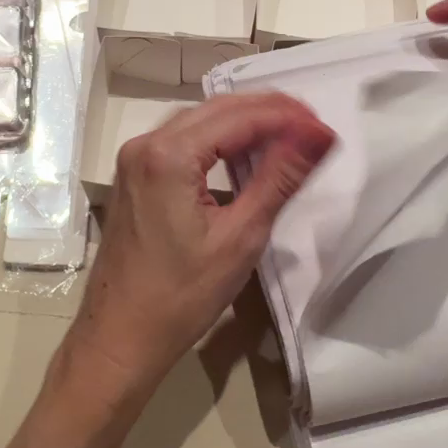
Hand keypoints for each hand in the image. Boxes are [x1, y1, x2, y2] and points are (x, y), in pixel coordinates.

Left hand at [65, 94, 334, 401]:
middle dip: (268, 112)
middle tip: (313, 126)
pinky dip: (217, 141)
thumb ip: (280, 178)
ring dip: (243, 123)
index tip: (326, 130)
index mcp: (168, 155)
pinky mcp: (134, 177)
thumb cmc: (182, 296)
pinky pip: (182, 141)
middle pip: (216, 110)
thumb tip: (317, 135)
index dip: (288, 119)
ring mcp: (134, 160)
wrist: (121, 337)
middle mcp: (145, 144)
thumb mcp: (241, 237)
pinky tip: (245, 154)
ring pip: (198, 122)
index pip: (240, 118)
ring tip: (288, 134)